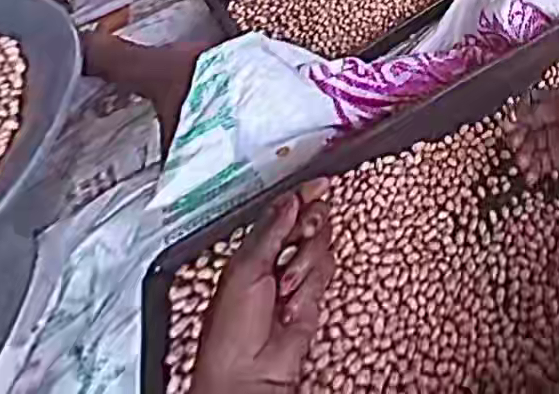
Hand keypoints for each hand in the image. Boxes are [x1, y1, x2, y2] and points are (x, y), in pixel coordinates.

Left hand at [194, 183, 335, 393]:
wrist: (249, 374)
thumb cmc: (231, 333)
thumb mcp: (245, 272)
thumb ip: (271, 231)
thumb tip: (291, 200)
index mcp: (254, 249)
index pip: (284, 210)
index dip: (303, 194)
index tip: (321, 184)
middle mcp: (277, 258)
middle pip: (309, 220)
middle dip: (310, 226)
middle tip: (304, 234)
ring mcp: (297, 274)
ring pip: (321, 243)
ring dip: (307, 263)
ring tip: (288, 287)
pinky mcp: (313, 290)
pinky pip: (327, 269)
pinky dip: (313, 285)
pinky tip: (294, 303)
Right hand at [503, 88, 558, 202]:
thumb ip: (542, 110)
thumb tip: (518, 112)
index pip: (534, 102)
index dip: (520, 114)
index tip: (509, 126)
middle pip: (529, 125)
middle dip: (520, 136)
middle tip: (515, 147)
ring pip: (532, 145)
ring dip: (524, 155)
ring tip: (524, 165)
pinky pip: (539, 162)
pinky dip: (533, 169)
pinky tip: (532, 176)